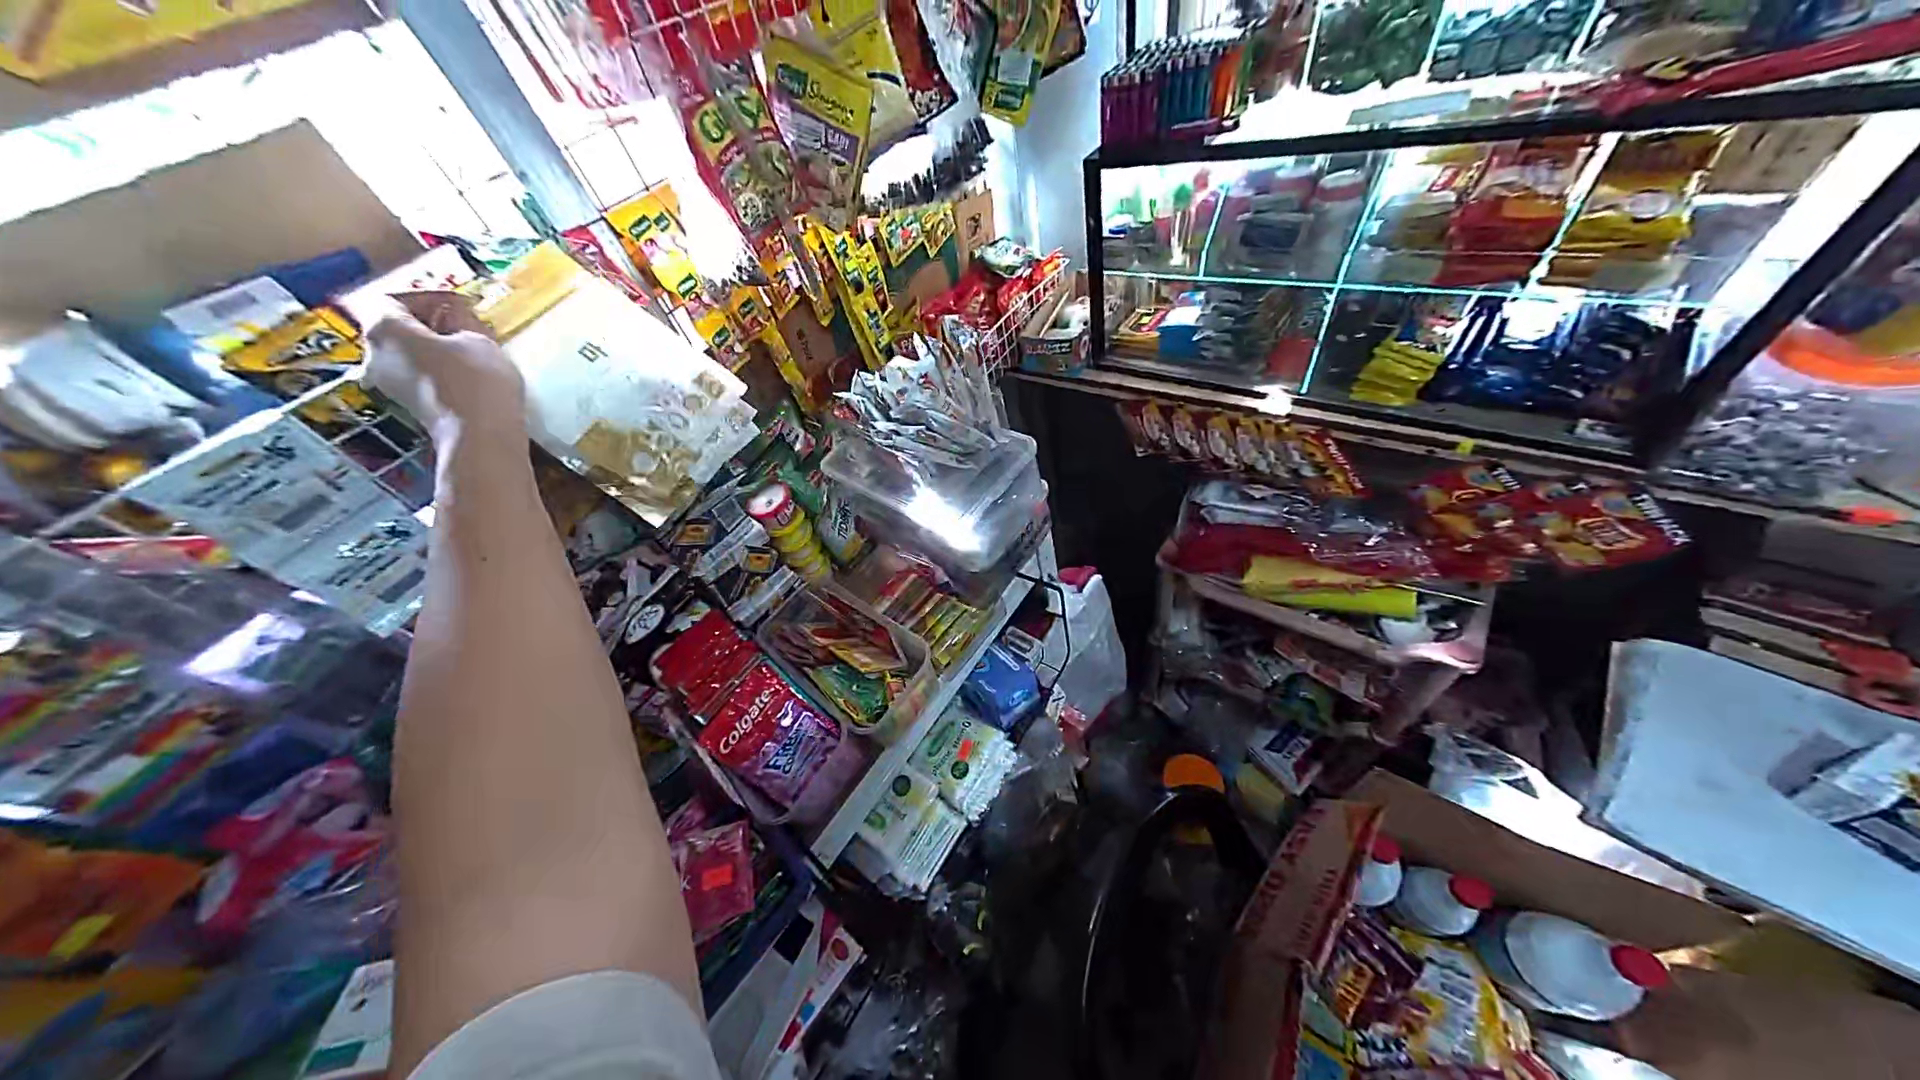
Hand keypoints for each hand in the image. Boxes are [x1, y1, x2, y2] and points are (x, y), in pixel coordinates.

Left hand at [363, 295, 524, 445]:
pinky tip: (465, 375)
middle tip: (466, 327)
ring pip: (408, 354)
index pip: (395, 298)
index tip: (460, 305)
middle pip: (398, 328)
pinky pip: (418, 376)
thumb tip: (454, 317)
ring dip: (434, 349)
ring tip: (469, 352)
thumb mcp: (479, 339)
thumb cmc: (477, 379)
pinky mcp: (406, 404)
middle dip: (430, 325)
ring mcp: (386, 382)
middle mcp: (373, 353)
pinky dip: (437, 371)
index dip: (428, 298)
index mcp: (384, 328)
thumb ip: (461, 323)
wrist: (481, 436)